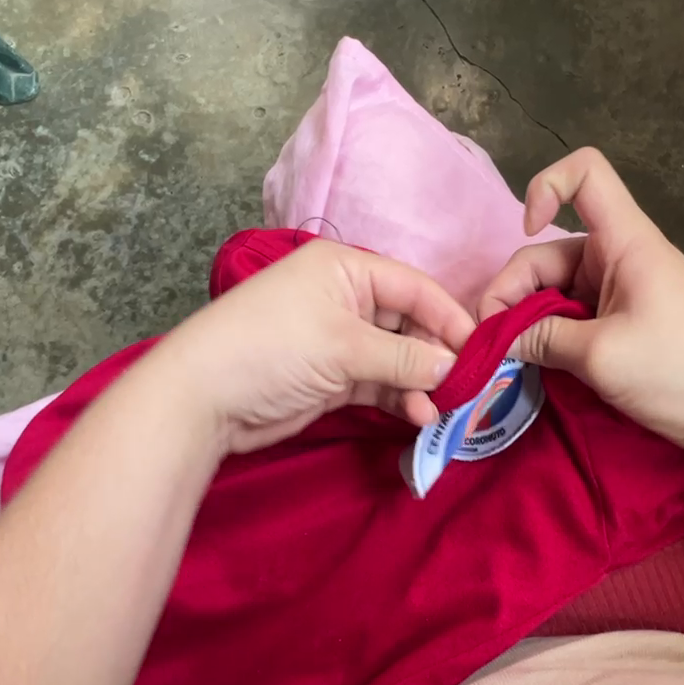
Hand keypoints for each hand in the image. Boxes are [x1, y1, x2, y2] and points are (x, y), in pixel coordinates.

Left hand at [146, 238, 475, 453]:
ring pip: (395, 356)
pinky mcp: (331, 375)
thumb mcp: (343, 345)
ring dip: (419, 381)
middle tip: (465, 387)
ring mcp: (338, 339)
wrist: (202, 398)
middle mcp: (345, 298)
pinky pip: (378, 381)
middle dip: (436, 355)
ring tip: (442, 409)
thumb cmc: (274, 348)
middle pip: (408, 323)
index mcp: (346, 268)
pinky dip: (398, 396)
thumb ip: (404, 356)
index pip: (413, 287)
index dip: (449, 316)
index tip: (481, 349)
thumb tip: (455, 367)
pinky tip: (418, 415)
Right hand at [479, 148, 683, 456]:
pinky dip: (549, 337)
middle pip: (549, 250)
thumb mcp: (602, 356)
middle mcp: (618, 257)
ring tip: (507, 362)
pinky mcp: (622, 324)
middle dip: (514, 290)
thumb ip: (543, 340)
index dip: (546, 186)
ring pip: (555, 290)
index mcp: (624, 241)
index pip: (585, 173)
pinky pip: (572, 317)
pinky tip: (534, 368)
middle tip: (490, 341)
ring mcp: (619, 292)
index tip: (527, 232)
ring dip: (528, 320)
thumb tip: (498, 339)